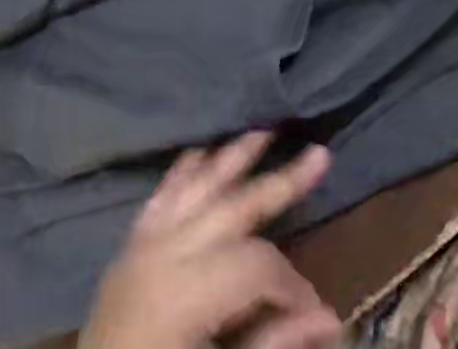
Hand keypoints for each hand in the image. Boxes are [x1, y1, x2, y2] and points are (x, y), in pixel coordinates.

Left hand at [78, 133, 339, 348]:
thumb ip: (270, 342)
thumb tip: (330, 317)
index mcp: (187, 294)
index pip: (258, 266)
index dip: (293, 282)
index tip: (314, 306)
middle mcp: (165, 257)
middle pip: (234, 208)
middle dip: (281, 182)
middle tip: (319, 153)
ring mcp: (141, 247)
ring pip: (196, 188)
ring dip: (232, 158)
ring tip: (263, 130)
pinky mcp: (127, 248)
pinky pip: (160, 198)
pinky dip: (183, 172)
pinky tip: (200, 152)